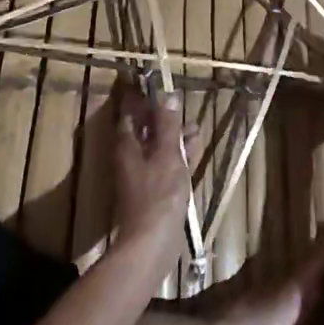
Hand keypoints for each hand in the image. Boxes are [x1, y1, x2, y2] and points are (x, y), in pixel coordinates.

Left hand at [87, 78, 195, 255]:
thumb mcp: (167, 154)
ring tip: (196, 125)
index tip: (150, 84)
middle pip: (145, 131)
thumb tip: (169, 96)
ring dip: (175, 136)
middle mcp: (132, 158)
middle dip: (162, 117)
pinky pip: (169, 163)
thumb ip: (168, 126)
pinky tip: (196, 148)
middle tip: (180, 103)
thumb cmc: (159, 193)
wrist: (153, 240)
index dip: (138, 100)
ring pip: (159, 147)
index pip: (128, 115)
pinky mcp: (158, 189)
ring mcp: (145, 175)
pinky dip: (180, 154)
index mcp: (127, 147)